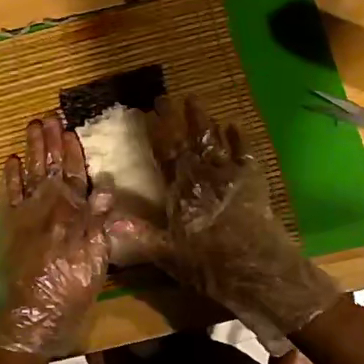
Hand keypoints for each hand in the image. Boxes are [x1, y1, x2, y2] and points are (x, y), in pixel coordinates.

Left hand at [0, 113, 112, 356]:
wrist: (21, 324)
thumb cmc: (65, 298)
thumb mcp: (92, 266)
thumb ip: (97, 227)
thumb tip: (105, 191)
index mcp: (70, 217)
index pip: (74, 177)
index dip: (73, 154)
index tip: (72, 130)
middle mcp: (45, 210)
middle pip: (49, 169)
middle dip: (50, 142)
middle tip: (49, 116)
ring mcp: (22, 217)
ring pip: (27, 174)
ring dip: (30, 150)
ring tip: (32, 126)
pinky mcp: (4, 228)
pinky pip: (6, 195)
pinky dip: (8, 176)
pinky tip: (9, 159)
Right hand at [149, 98, 342, 340]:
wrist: (255, 266)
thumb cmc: (208, 263)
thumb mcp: (168, 255)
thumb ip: (141, 236)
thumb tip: (109, 223)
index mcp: (180, 189)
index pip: (164, 152)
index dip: (156, 130)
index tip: (148, 109)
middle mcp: (203, 174)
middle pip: (188, 139)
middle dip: (176, 117)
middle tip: (168, 97)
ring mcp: (229, 174)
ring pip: (214, 139)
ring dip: (204, 121)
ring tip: (195, 102)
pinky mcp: (253, 179)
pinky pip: (244, 151)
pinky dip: (238, 138)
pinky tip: (234, 125)